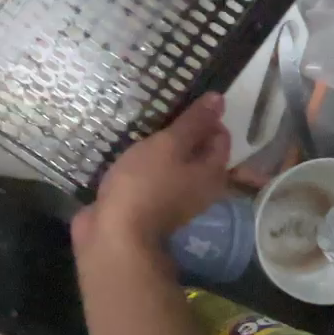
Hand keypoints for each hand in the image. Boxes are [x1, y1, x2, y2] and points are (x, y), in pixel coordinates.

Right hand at [75, 92, 230, 250]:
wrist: (113, 234)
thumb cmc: (144, 185)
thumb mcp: (168, 145)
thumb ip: (193, 122)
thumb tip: (219, 99)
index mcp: (212, 173)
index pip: (220, 136)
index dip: (205, 117)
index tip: (180, 104)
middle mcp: (198, 188)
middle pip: (195, 152)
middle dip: (179, 133)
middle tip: (156, 115)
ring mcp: (172, 200)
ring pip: (170, 166)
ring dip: (157, 150)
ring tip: (137, 131)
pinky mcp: (146, 206)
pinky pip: (149, 179)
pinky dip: (141, 167)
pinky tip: (124, 156)